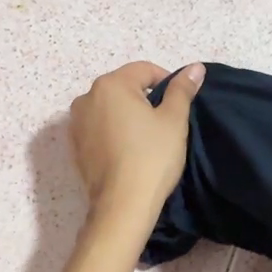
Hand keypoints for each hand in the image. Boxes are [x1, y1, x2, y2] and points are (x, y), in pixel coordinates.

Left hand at [68, 61, 203, 230]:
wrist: (123, 204)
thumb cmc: (152, 157)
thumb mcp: (174, 120)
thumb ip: (182, 90)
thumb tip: (195, 67)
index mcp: (110, 84)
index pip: (144, 70)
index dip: (167, 82)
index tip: (179, 104)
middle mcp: (87, 97)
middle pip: (123, 87)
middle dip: (144, 99)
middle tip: (164, 124)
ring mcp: (76, 123)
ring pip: (109, 109)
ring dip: (127, 116)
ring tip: (146, 139)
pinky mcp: (76, 146)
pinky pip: (99, 129)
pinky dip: (114, 133)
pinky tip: (128, 152)